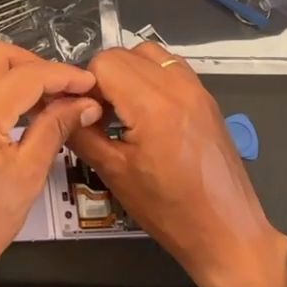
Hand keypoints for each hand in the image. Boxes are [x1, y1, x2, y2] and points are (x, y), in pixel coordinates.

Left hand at [0, 42, 99, 286]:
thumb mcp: (27, 176)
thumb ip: (54, 128)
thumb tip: (83, 103)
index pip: (28, 76)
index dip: (64, 75)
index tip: (88, 83)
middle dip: (35, 64)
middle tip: (63, 87)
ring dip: (9, 69)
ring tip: (39, 95)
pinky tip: (9, 104)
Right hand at [70, 43, 286, 286]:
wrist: (227, 233)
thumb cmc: (168, 210)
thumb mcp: (114, 173)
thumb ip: (80, 132)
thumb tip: (58, 107)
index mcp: (152, 105)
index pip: (102, 64)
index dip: (85, 86)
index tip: (83, 116)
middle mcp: (177, 86)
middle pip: (122, 54)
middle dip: (102, 78)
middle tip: (99, 116)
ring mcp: (196, 88)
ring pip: (147, 53)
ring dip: (127, 71)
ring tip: (123, 109)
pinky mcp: (207, 97)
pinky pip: (170, 66)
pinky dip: (151, 75)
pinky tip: (147, 109)